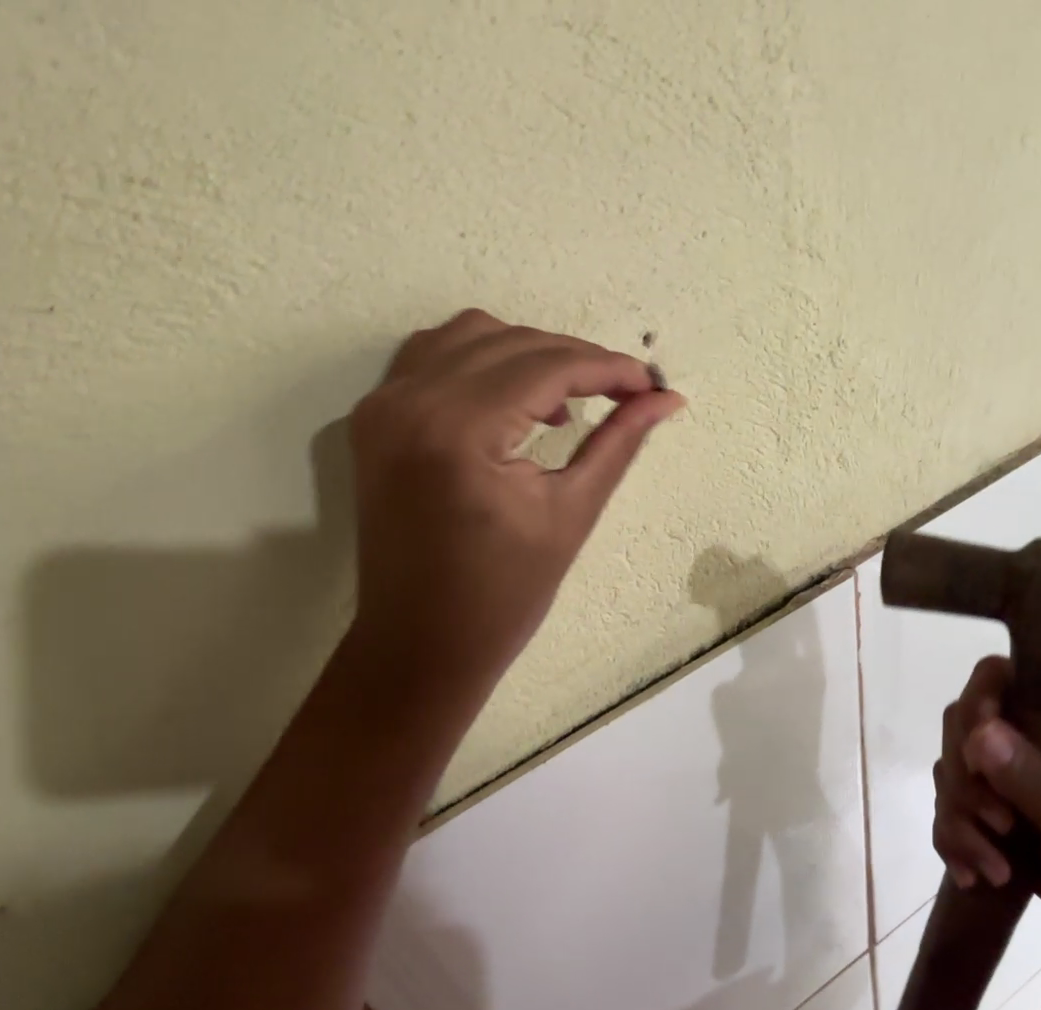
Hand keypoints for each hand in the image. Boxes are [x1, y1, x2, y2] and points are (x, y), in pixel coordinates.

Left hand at [345, 309, 684, 693]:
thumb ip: (618, 443)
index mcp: (459, 430)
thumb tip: (666, 398)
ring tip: (564, 401)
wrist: (418, 643)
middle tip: (623, 395)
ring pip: (468, 335)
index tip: (651, 385)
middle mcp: (410, 401)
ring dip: (526, 353)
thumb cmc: (502, 596)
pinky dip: (478, 361)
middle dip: (575, 359)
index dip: (609, 368)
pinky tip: (511, 400)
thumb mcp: (570, 514)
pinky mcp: (374, 419)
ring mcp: (383, 406)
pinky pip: (431, 357)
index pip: (548, 367)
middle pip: (512, 342)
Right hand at [933, 657, 1040, 968]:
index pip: (1017, 679)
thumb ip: (1037, 782)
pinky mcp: (1003, 818)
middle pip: (969, 726)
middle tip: (995, 823)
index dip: (983, 700)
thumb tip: (977, 730)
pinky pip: (955, 810)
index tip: (974, 747)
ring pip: (956, 772)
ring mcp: (1022, 782)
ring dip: (960, 819)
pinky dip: (955, 840)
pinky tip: (972, 875)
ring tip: (993, 870)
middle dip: (967, 780)